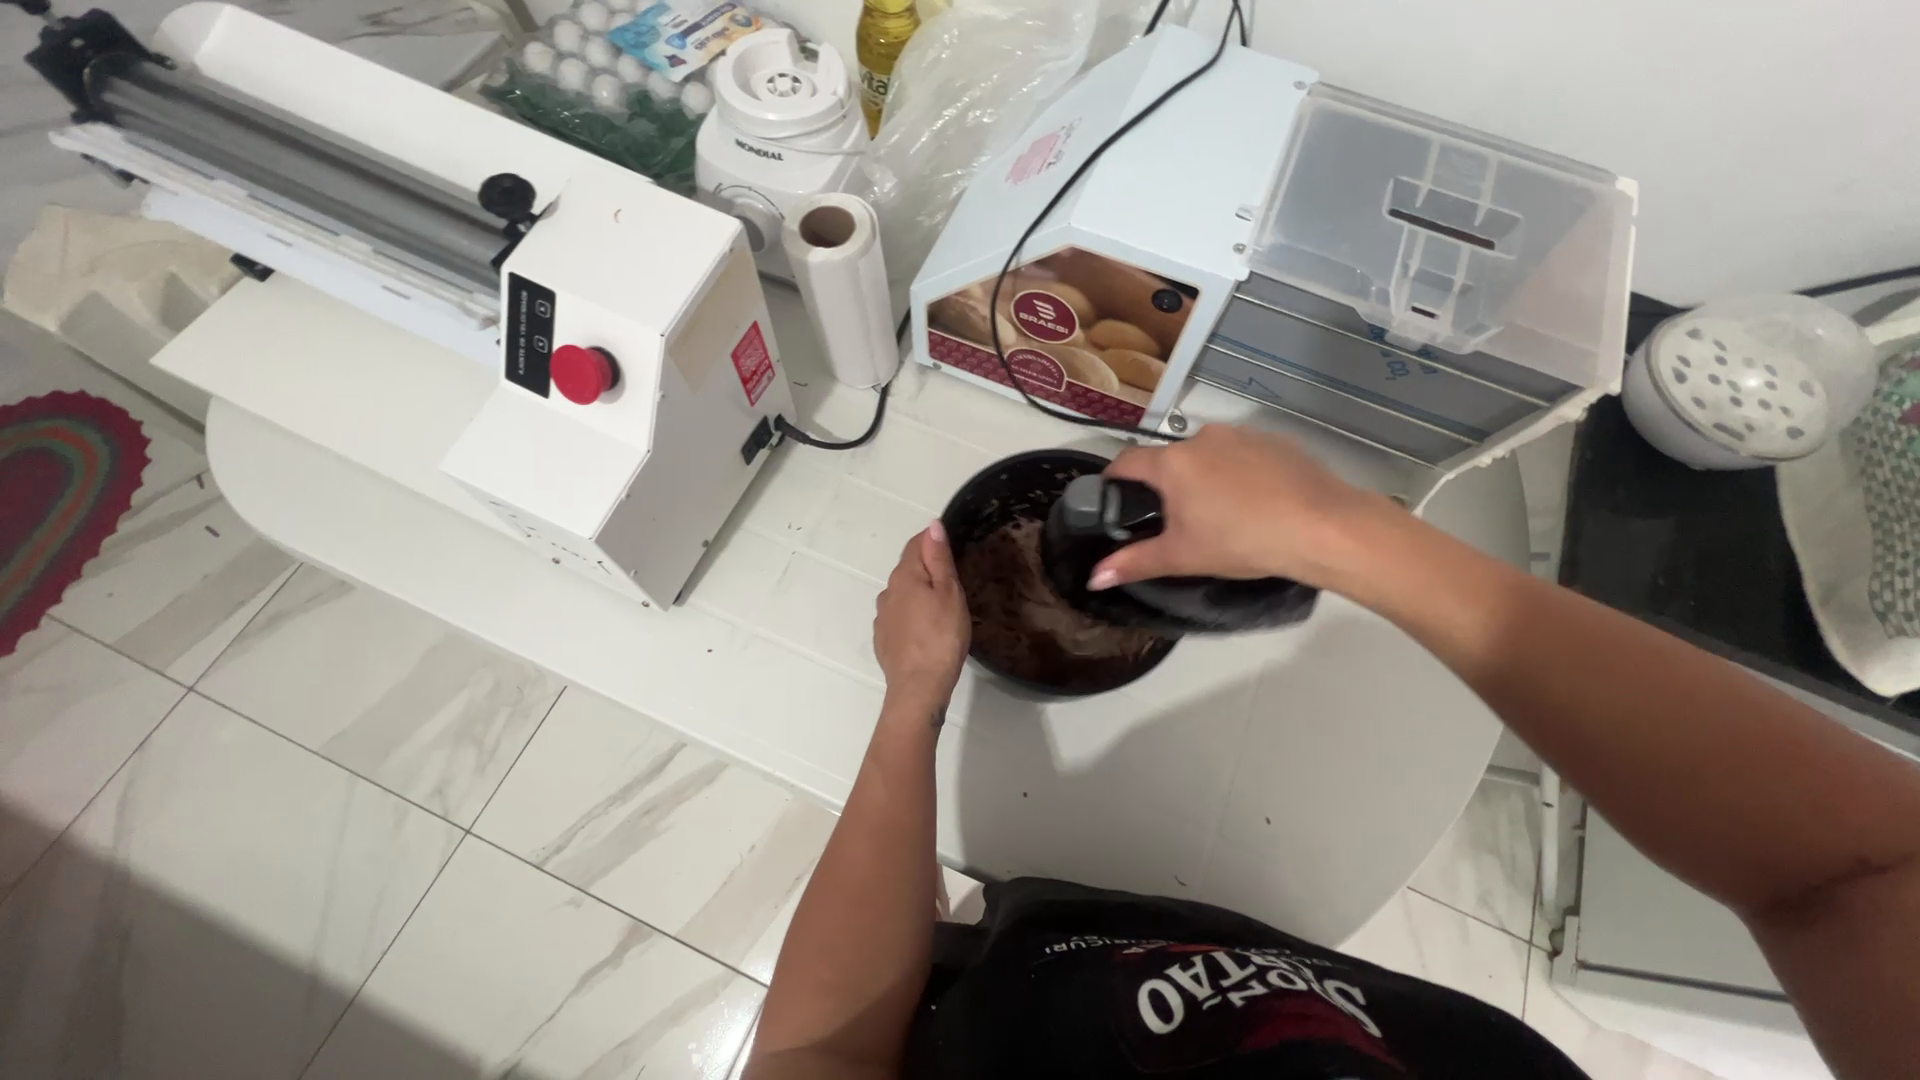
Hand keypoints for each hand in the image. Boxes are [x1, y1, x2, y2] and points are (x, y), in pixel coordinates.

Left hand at [874, 521, 970, 709]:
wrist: (918, 687)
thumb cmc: (941, 637)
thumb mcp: (949, 593)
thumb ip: (939, 559)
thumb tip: (932, 525)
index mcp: (904, 576)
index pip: (916, 544)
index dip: (933, 541)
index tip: (952, 547)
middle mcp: (887, 592)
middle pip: (908, 570)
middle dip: (927, 569)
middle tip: (954, 582)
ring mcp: (882, 617)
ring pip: (902, 595)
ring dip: (919, 594)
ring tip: (942, 609)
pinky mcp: (883, 639)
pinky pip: (899, 617)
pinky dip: (912, 616)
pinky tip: (926, 631)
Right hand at [1089, 424, 1388, 589]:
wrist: (1323, 526)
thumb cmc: (1242, 541)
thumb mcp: (1183, 557)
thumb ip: (1135, 563)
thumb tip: (1093, 578)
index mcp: (1173, 463)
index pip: (1127, 461)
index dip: (1114, 480)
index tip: (1114, 498)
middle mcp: (1203, 438)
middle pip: (1170, 460)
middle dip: (1168, 486)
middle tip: (1179, 522)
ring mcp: (1242, 435)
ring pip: (1209, 456)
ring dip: (1206, 478)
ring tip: (1223, 515)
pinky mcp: (1275, 440)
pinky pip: (1243, 455)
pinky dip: (1240, 474)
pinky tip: (1257, 503)